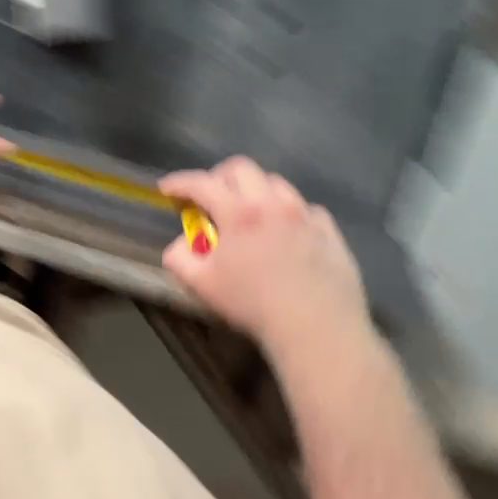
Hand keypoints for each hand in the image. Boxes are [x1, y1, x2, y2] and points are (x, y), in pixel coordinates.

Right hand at [159, 157, 369, 350]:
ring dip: (256, 192)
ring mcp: (307, 217)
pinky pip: (307, 209)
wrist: (316, 329)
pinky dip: (289, 213)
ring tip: (249, 214)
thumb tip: (181, 245)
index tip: (167, 189)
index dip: (179, 182)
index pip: (202, 183)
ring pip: (278, 185)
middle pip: (243, 169)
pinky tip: (285, 234)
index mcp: (239, 213)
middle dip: (219, 177)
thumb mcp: (200, 284)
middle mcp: (274, 205)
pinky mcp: (330, 234)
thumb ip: (179, 257)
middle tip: (210, 198)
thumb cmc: (252, 304)